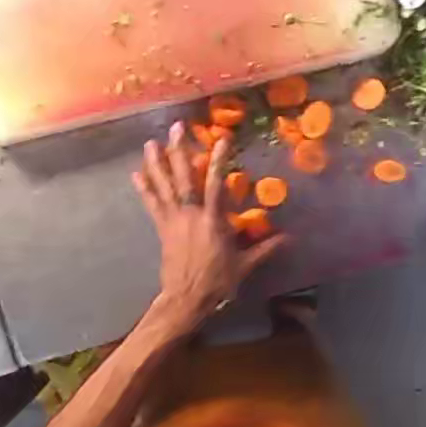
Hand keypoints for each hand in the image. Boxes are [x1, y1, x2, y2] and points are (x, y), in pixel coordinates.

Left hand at [132, 121, 283, 337]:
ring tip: (150, 143)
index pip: (216, 184)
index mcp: (213, 221)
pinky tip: (136, 173)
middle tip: (175, 127)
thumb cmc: (218, 282)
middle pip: (184, 177)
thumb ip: (265, 248)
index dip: (219, 161)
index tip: (220, 140)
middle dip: (179, 151)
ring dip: (157, 164)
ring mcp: (173, 220)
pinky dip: (144, 189)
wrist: (187, 298)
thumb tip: (289, 237)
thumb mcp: (244, 265)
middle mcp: (191, 214)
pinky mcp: (162, 229)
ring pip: (164, 186)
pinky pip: (152, 204)